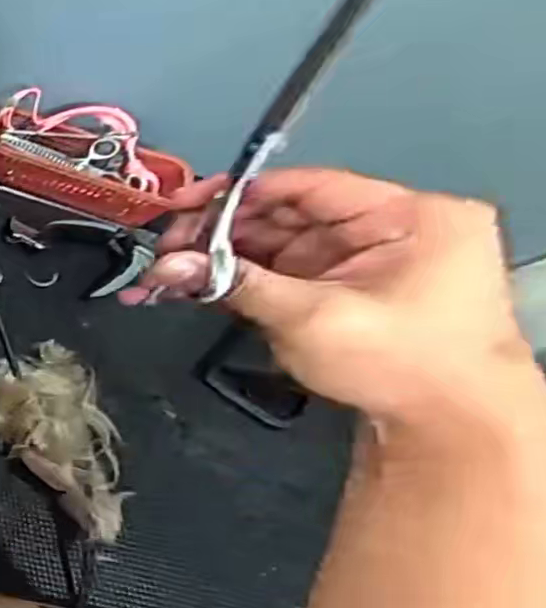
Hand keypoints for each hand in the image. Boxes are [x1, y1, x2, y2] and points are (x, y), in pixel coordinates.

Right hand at [119, 168, 532, 420]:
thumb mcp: (311, 316)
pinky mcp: (327, 288)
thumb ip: (235, 284)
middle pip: (278, 215)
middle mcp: (382, 230)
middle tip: (163, 251)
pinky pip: (266, 272)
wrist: (445, 421)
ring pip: (264, 245)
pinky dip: (225, 280)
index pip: (306, 187)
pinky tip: (183, 288)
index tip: (180, 206)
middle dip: (214, 233)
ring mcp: (353, 261)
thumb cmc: (402, 360)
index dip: (237, 193)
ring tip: (163, 275)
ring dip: (210, 259)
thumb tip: (167, 265)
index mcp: (407, 217)